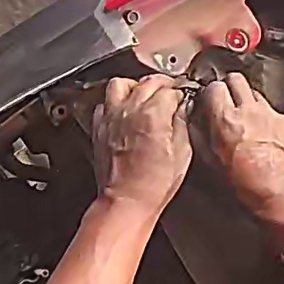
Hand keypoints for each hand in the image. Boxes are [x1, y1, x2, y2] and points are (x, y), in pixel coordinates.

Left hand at [92, 75, 193, 212]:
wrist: (127, 201)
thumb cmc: (153, 184)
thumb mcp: (182, 153)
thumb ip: (182, 124)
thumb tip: (182, 110)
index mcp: (154, 115)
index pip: (170, 90)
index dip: (180, 92)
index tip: (184, 98)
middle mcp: (130, 111)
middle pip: (148, 82)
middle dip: (163, 84)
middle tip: (170, 93)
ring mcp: (112, 118)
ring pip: (121, 84)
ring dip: (135, 86)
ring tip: (144, 95)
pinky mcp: (100, 128)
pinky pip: (104, 103)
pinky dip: (115, 103)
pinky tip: (125, 111)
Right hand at [200, 73, 283, 212]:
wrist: (275, 189)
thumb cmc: (243, 181)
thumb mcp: (210, 159)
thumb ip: (200, 134)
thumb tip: (196, 121)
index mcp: (226, 118)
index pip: (215, 86)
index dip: (211, 92)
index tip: (211, 100)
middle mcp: (248, 110)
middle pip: (236, 79)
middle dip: (229, 87)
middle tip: (227, 100)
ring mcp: (269, 113)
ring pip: (254, 93)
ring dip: (247, 102)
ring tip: (246, 120)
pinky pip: (271, 109)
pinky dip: (265, 117)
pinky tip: (262, 132)